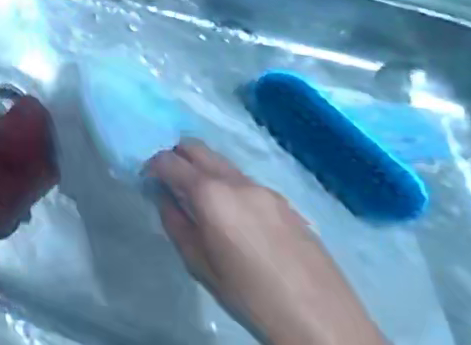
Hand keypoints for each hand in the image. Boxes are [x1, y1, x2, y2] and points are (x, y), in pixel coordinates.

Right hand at [146, 139, 386, 344]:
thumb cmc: (252, 298)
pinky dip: (230, 187)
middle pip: (195, 146)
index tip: (147, 182)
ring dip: (204, 171)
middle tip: (171, 185)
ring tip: (204, 206)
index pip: (168, 160)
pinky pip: (245, 181)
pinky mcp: (286, 201)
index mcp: (210, 194)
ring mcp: (264, 187)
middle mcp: (235, 180)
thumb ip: (176, 225)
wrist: (323, 323)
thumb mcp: (201, 267)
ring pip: (221, 162)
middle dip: (177, 158)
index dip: (152, 166)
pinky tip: (238, 222)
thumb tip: (165, 197)